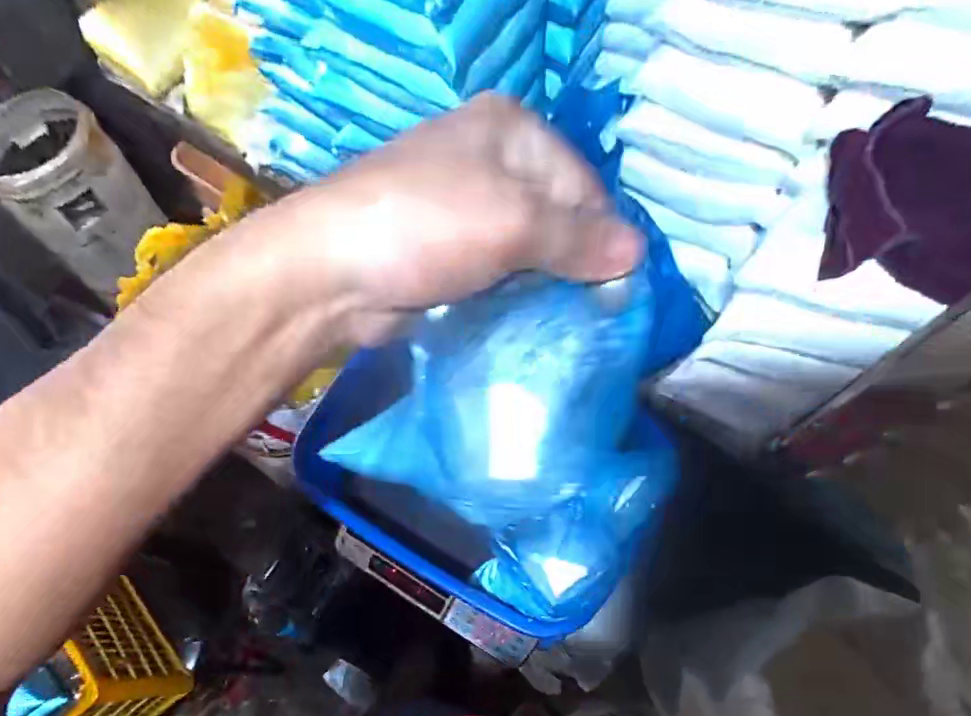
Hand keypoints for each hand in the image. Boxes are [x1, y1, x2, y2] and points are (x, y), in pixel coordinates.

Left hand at [237, 94, 645, 342]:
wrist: (332, 275)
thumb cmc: (426, 228)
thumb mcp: (512, 224)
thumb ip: (577, 240)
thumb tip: (638, 255)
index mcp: (510, 132)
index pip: (583, 186)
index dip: (603, 240)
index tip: (616, 296)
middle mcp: (490, 163)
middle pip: (557, 220)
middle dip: (574, 269)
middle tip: (591, 318)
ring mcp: (465, 213)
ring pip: (529, 255)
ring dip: (544, 292)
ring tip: (562, 329)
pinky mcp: (447, 257)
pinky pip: (499, 279)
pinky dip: (515, 302)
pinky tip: (527, 328)